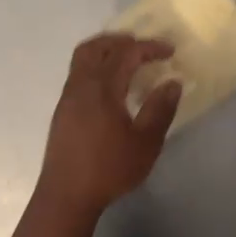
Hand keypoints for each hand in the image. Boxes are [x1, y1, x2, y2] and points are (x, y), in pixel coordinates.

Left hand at [34, 33, 182, 214]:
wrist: (66, 196)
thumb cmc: (109, 169)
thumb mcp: (145, 142)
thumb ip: (160, 109)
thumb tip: (173, 83)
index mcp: (102, 88)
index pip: (126, 53)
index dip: (149, 47)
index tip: (170, 51)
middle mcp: (81, 85)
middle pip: (96, 47)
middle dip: (121, 40)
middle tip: (144, 47)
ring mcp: (67, 98)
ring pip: (82, 59)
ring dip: (105, 52)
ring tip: (127, 62)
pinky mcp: (62, 111)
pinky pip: (78, 74)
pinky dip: (96, 67)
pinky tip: (111, 88)